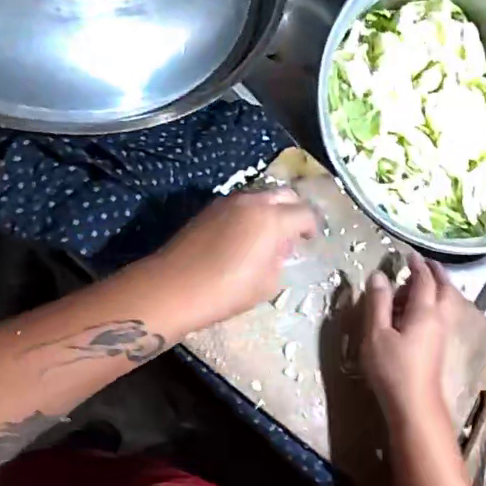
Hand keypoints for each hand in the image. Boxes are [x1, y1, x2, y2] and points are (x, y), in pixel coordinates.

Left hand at [150, 189, 315, 327]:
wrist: (172, 288)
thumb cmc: (226, 291)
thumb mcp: (268, 283)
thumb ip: (281, 259)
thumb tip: (279, 249)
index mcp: (273, 219)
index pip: (305, 213)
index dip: (312, 227)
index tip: (309, 240)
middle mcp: (253, 202)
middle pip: (285, 195)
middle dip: (294, 211)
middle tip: (292, 234)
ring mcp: (228, 202)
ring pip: (261, 196)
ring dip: (270, 210)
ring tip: (267, 237)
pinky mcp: (209, 208)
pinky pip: (240, 204)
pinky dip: (250, 214)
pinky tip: (244, 237)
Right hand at [360, 257, 462, 438]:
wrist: (415, 405)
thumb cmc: (392, 369)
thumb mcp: (376, 334)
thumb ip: (378, 303)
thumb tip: (379, 275)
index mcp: (425, 311)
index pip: (425, 279)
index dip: (417, 265)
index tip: (409, 255)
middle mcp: (440, 318)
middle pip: (444, 288)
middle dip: (435, 273)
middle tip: (423, 264)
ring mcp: (443, 334)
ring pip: (446, 303)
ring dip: (436, 289)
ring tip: (418, 286)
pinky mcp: (440, 347)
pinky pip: (442, 315)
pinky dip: (434, 304)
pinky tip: (419, 312)